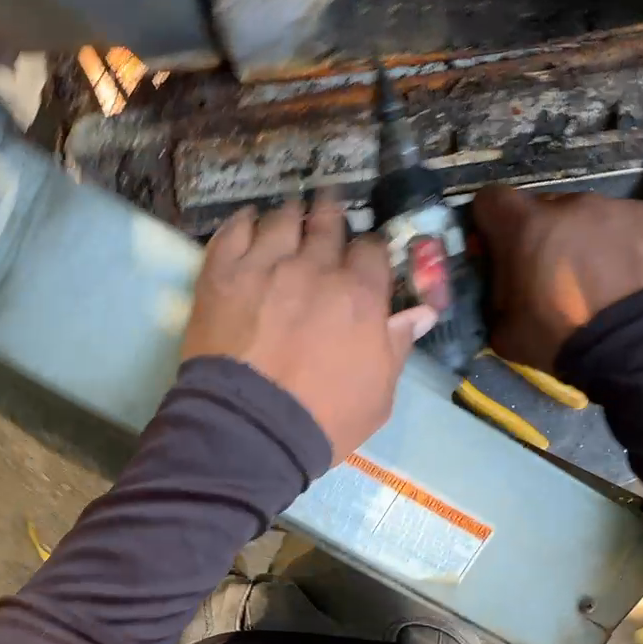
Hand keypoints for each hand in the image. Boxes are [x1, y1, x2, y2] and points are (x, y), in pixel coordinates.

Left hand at [181, 193, 437, 462]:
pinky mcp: (221, 276)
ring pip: (282, 220)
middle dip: (330, 218)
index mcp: (359, 296)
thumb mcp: (378, 396)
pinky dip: (243, 222)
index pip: (371, 251)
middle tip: (327, 212)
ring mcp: (265, 267)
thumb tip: (420, 313)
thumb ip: (396, 347)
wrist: (249, 430)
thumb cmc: (321, 421)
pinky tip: (248, 220)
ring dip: (290, 216)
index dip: (367, 253)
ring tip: (289, 216)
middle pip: (327, 226)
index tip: (360, 259)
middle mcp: (315, 269)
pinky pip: (234, 232)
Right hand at [470, 186, 642, 373]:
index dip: (489, 222)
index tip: (495, 247)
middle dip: (538, 234)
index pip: (491, 199)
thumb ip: (496, 292)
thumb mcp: (503, 328)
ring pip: (587, 216)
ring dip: (581, 238)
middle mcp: (570, 205)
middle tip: (547, 272)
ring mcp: (618, 206)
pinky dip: (621, 243)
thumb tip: (500, 281)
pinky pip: (627, 223)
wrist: (638, 345)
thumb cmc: (560, 337)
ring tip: (595, 276)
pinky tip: (627, 274)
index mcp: (525, 229)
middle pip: (543, 208)